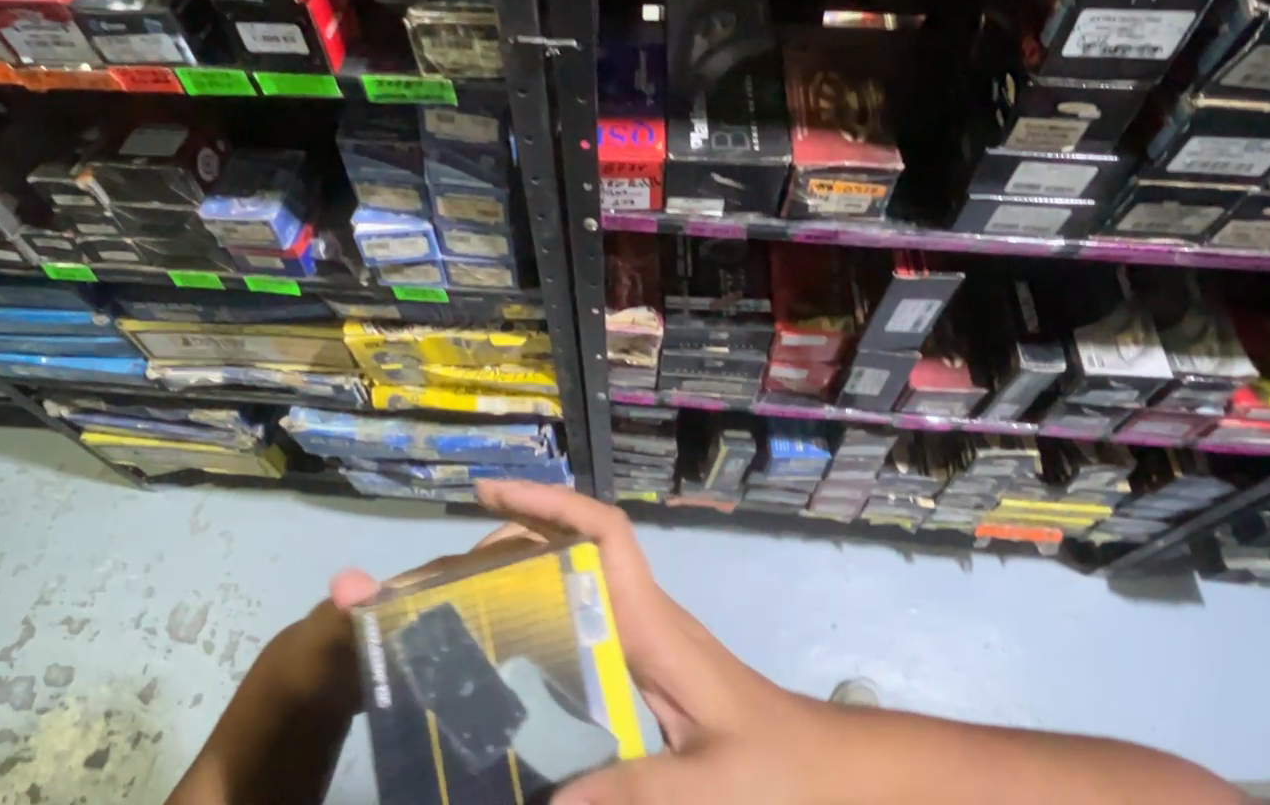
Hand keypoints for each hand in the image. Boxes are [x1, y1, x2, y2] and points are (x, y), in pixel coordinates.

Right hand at [470, 481, 835, 804]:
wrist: (826, 768)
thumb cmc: (778, 765)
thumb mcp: (711, 788)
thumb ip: (636, 791)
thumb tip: (545, 804)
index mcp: (654, 624)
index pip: (604, 535)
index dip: (551, 504)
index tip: (492, 495)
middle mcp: (643, 617)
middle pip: (573, 551)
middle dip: (512, 541)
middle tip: (443, 573)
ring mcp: (643, 639)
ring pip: (573, 584)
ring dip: (518, 578)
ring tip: (454, 604)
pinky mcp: (642, 666)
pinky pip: (581, 623)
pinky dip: (537, 620)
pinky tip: (504, 657)